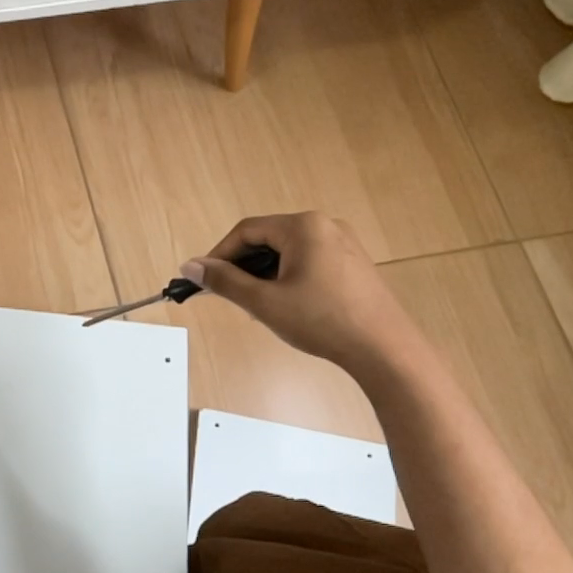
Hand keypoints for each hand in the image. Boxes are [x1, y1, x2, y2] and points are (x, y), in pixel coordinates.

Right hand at [182, 213, 425, 378]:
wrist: (382, 347)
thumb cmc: (320, 320)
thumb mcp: (263, 302)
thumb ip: (224, 281)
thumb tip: (190, 266)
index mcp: (303, 226)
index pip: (246, 231)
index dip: (219, 255)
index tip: (203, 282)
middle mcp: (324, 225)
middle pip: (267, 238)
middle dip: (241, 266)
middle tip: (226, 295)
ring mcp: (343, 243)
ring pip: (287, 252)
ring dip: (263, 274)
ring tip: (254, 305)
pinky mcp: (352, 263)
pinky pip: (308, 261)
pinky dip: (286, 277)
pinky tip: (285, 305)